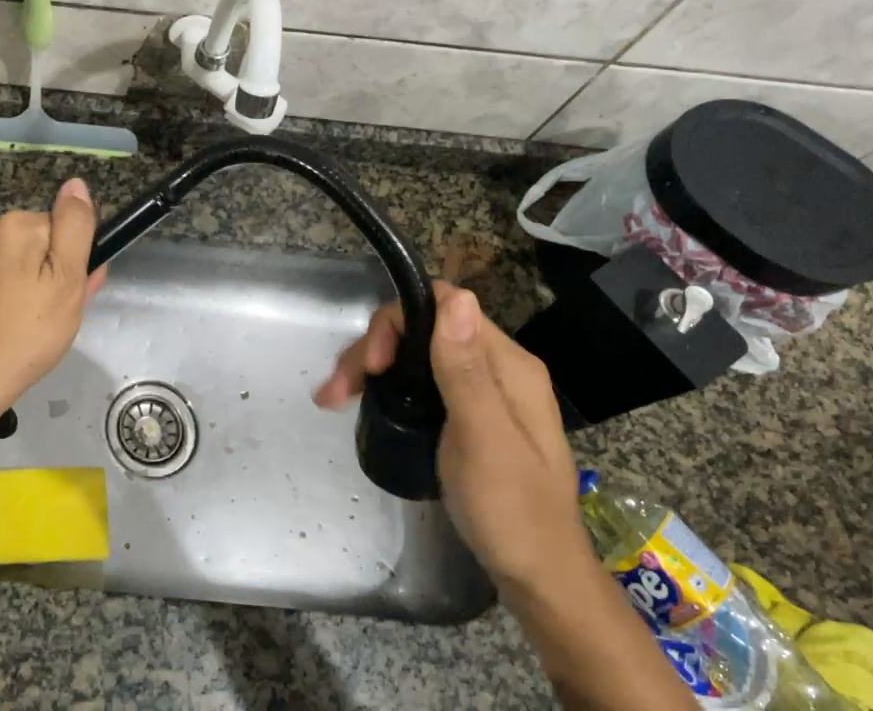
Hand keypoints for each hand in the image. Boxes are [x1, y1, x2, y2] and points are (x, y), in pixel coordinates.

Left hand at [0, 179, 106, 433]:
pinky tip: (24, 326)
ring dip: (45, 288)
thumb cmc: (28, 331)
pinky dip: (23, 298)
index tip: (77, 291)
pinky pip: (11, 280)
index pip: (67, 227)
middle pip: (48, 244)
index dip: (79, 261)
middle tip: (61, 313)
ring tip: (43, 324)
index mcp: (16, 224)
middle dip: (62, 275)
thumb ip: (75, 227)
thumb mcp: (66, 279)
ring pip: (31, 264)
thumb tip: (77, 184)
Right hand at [314, 282, 593, 587]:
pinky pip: (420, 382)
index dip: (398, 323)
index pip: (443, 306)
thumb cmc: (511, 510)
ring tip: (334, 401)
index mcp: (508, 365)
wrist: (539, 577)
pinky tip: (361, 406)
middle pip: (422, 330)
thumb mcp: (484, 438)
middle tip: (336, 394)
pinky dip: (387, 388)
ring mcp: (483, 393)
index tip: (373, 368)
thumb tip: (456, 295)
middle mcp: (497, 369)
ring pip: (416, 356)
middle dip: (373, 350)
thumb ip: (466, 369)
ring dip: (371, 369)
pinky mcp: (468, 417)